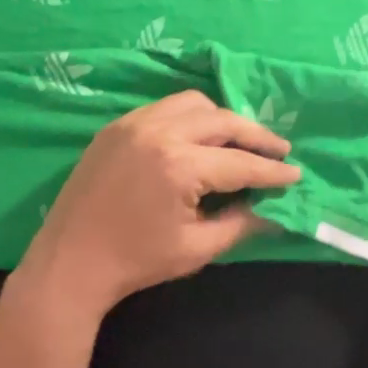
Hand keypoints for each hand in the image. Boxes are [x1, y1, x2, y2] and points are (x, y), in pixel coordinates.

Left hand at [13, 91, 300, 319]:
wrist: (71, 263)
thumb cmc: (137, 261)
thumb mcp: (197, 248)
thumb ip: (241, 224)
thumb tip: (276, 211)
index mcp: (180, 165)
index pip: (241, 162)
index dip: (273, 171)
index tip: (296, 175)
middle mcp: (159, 132)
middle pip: (222, 120)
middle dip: (255, 136)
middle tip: (278, 152)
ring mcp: (133, 124)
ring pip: (193, 104)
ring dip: (222, 120)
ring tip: (239, 143)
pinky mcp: (116, 127)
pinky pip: (164, 108)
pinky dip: (190, 118)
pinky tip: (199, 140)